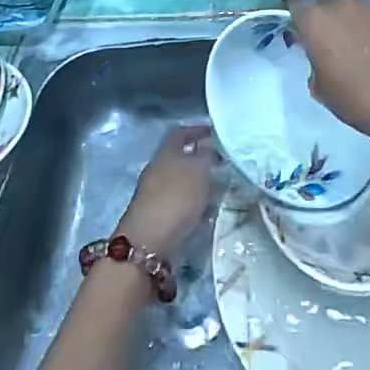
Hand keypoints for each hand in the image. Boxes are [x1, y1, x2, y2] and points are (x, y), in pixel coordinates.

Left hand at [116, 126, 215, 252]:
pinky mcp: (154, 211)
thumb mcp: (199, 170)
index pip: (182, 132)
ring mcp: (153, 190)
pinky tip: (204, 211)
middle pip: (180, 156)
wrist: (148, 238)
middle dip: (200, 159)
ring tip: (218, 190)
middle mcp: (157, 167)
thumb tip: (209, 142)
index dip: (198, 130)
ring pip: (180, 179)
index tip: (216, 133)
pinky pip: (178, 199)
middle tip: (222, 164)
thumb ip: (206, 154)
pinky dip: (191, 201)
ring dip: (197, 183)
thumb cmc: (176, 196)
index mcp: (166, 151)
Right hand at [284, 0, 369, 150]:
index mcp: (315, 19)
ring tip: (358, 44)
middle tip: (329, 42)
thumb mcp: (319, 87)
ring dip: (349, 20)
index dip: (296, 16)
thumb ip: (313, 59)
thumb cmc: (355, 98)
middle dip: (323, 17)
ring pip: (351, 6)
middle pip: (324, 2)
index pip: (295, 3)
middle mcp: (341, 3)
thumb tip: (321, 52)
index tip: (300, 32)